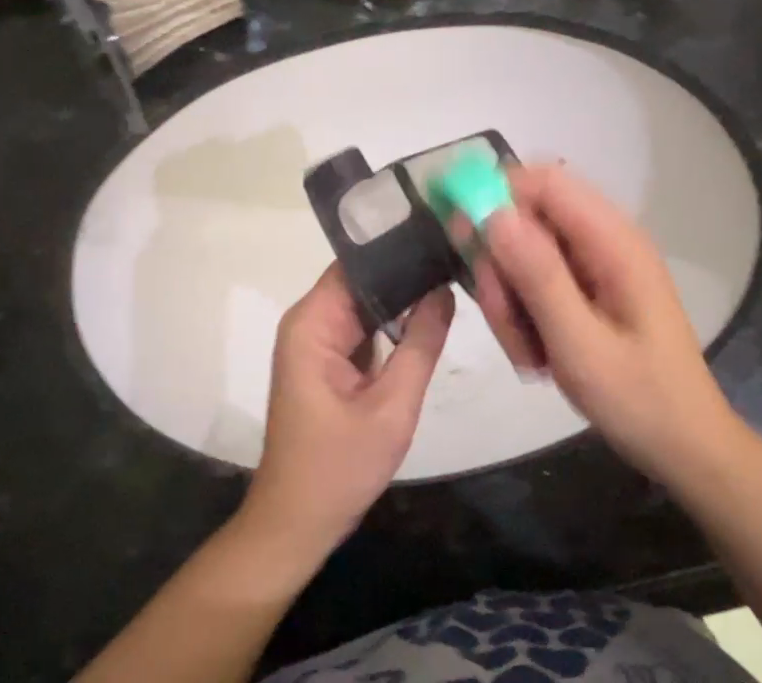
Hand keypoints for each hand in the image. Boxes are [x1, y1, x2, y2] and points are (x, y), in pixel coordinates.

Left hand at [242, 264, 453, 560]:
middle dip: (409, 273)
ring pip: (366, 305)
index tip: (447, 239)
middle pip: (363, 281)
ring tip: (456, 281)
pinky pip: (363, 330)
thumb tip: (445, 289)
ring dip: (404, 300)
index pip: (358, 263)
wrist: (297, 523)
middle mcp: (308, 323)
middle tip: (464, 261)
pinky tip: (431, 318)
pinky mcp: (326, 363)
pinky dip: (393, 327)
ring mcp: (316, 344)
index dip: (401, 249)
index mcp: (313, 323)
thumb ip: (421, 344)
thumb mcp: (392, 407)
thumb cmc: (339, 468)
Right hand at [469, 164, 740, 486]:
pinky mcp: (588, 290)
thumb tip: (494, 213)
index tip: (464, 243)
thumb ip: (538, 276)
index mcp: (614, 242)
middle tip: (503, 320)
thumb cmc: (639, 399)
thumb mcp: (580, 344)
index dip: (497, 198)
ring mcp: (596, 266)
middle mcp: (604, 242)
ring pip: (525, 255)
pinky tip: (536, 354)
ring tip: (527, 352)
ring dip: (510, 298)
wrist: (685, 446)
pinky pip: (537, 282)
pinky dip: (524, 313)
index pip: (544, 182)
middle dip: (501, 265)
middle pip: (528, 220)